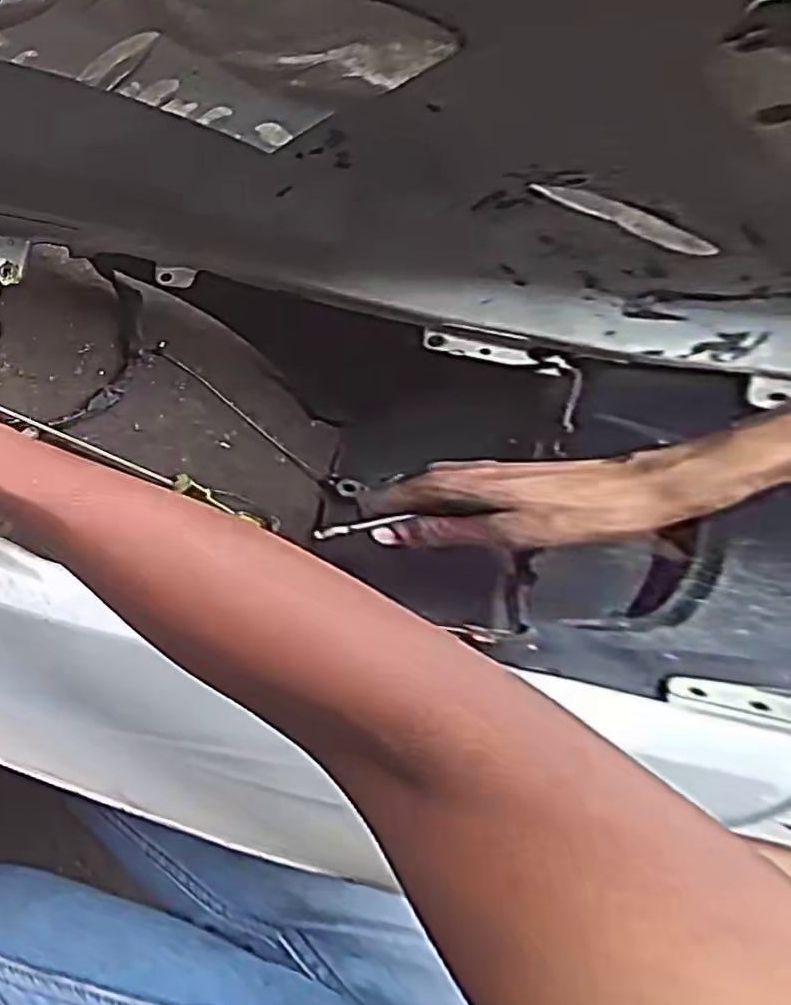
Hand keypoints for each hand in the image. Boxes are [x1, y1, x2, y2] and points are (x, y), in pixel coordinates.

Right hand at [358, 455, 699, 548]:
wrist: (648, 489)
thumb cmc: (588, 511)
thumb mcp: (507, 532)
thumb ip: (445, 533)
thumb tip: (396, 533)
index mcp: (456, 483)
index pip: (393, 495)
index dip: (372, 512)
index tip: (357, 526)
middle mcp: (464, 471)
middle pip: (407, 490)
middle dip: (387, 508)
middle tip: (374, 528)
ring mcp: (484, 471)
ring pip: (428, 488)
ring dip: (412, 505)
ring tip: (405, 527)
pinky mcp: (501, 475)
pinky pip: (451, 488)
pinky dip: (437, 503)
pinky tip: (448, 517)